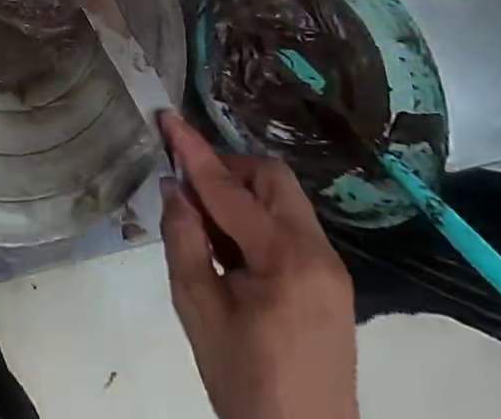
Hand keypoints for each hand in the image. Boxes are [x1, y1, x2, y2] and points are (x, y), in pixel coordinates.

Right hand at [159, 113, 358, 418]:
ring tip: (206, 224)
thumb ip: (184, 239)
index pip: (230, 189)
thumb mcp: (198, 311)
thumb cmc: (245, 383)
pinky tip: (232, 249)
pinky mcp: (332, 281)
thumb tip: (175, 186)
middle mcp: (318, 250)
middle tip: (189, 188)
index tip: (168, 117)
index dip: (194, 150)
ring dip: (243, 194)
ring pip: (284, 198)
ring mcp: (331, 265)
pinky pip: (291, 226)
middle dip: (227, 169)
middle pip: (272, 178)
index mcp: (286, 258)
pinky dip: (258, 220)